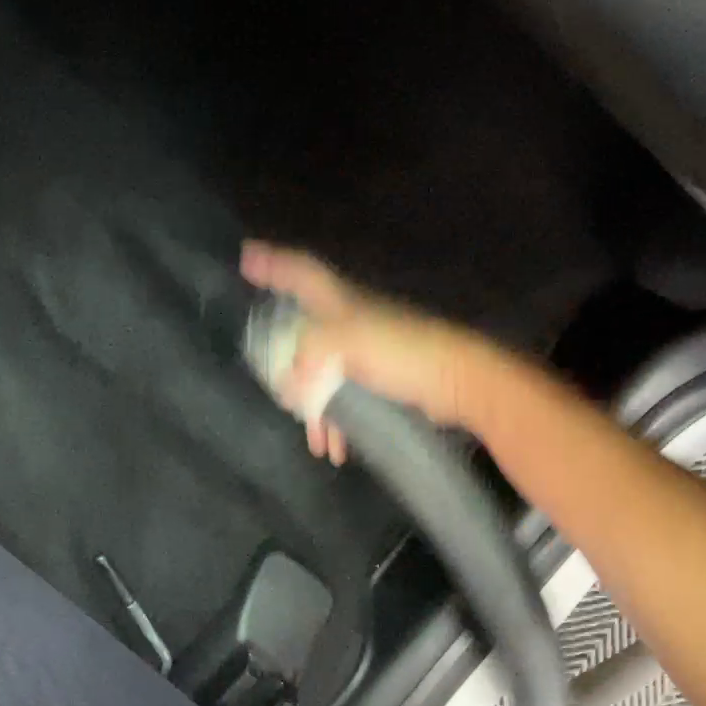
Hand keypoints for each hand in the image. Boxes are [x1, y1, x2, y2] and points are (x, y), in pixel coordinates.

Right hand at [240, 241, 502, 463]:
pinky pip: (343, 399)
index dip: (272, 263)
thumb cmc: (402, 352)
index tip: (246, 257)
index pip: (299, 272)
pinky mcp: (379, 379)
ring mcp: (363, 351)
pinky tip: (334, 447)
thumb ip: (307, 354)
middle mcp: (348, 320)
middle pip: (302, 330)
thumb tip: (289, 386)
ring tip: (313, 435)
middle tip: (274, 382)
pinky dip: (335, 422)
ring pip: (321, 374)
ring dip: (312, 406)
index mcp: (339, 303)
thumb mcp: (344, 342)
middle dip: (284, 360)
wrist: (458, 382)